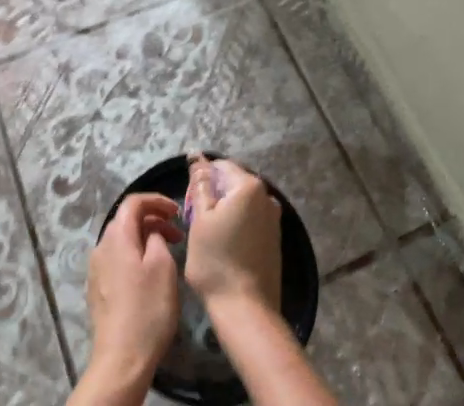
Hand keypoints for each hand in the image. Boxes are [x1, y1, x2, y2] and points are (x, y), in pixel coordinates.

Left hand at [85, 193, 184, 382]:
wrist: (122, 356)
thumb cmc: (148, 308)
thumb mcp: (163, 266)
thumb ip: (157, 238)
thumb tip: (151, 232)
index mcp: (116, 237)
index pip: (133, 202)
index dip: (156, 201)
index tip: (176, 212)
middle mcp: (101, 247)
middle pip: (126, 220)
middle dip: (152, 220)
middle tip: (176, 235)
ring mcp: (96, 269)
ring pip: (122, 241)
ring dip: (144, 239)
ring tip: (166, 254)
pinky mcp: (98, 288)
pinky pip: (117, 259)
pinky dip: (135, 255)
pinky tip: (149, 274)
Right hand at [184, 154, 281, 312]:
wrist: (246, 307)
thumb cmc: (215, 261)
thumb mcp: (199, 219)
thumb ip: (200, 184)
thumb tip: (197, 157)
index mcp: (249, 186)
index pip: (220, 166)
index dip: (201, 181)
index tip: (189, 205)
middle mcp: (267, 196)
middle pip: (232, 182)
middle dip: (213, 195)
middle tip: (195, 221)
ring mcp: (274, 218)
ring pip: (241, 202)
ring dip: (224, 210)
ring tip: (209, 235)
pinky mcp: (274, 237)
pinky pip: (251, 219)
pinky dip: (236, 224)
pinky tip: (225, 245)